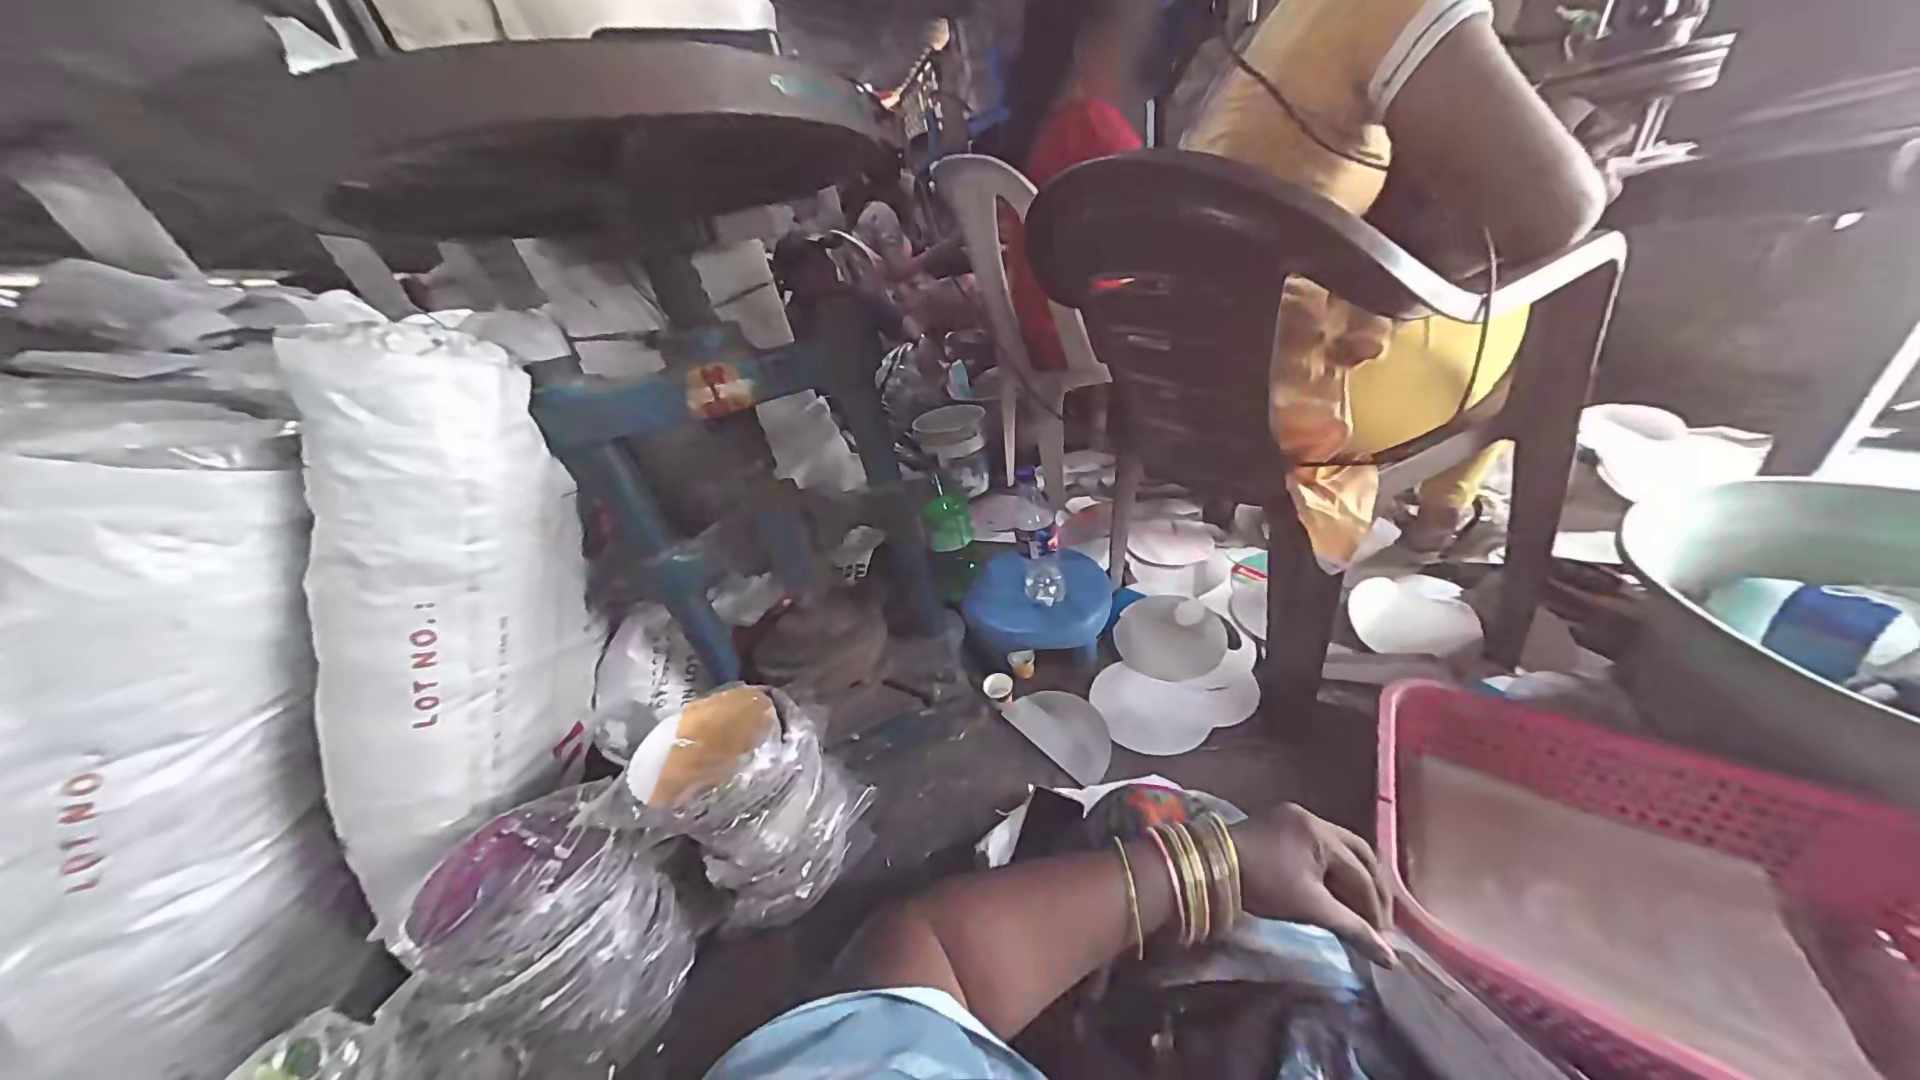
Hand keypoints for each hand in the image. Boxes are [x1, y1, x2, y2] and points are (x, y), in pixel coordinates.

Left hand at [1229, 804, 1396, 967]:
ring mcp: (1292, 817)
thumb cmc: (1264, 882)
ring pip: (1337, 848)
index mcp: (1320, 832)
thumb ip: (1353, 928)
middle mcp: (1310, 817)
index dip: (1376, 909)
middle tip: (1379, 921)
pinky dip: (1330, 869)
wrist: (1213, 865)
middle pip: (1357, 853)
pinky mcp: (1278, 824)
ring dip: (1351, 878)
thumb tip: (1390, 958)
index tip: (1384, 940)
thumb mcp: (1311, 906)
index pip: (1362, 873)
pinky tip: (1334, 892)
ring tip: (1359, 911)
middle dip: (1371, 888)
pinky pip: (1317, 846)